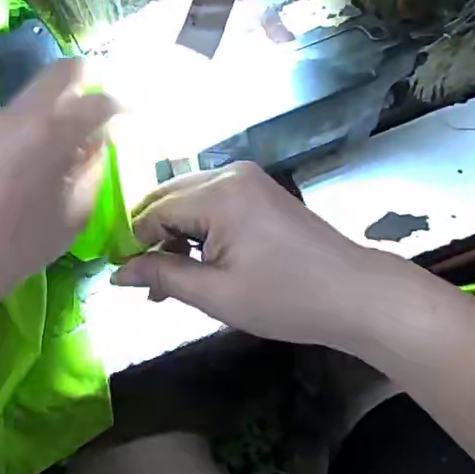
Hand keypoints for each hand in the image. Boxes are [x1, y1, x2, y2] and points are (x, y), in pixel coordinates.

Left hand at [0, 58, 116, 325]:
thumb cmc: (20, 245)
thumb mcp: (75, 213)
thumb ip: (94, 169)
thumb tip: (97, 142)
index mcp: (51, 132)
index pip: (98, 101)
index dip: (120, 107)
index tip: (128, 117)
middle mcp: (18, 113)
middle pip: (61, 72)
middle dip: (88, 79)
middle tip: (99, 104)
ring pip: (33, 94)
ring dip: (55, 105)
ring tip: (63, 141)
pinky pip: (11, 116)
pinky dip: (31, 123)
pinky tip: (29, 158)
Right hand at [110, 162, 451, 350]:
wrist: (357, 295)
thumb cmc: (287, 299)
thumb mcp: (217, 294)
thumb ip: (162, 275)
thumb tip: (117, 273)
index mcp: (219, 195)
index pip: (154, 211)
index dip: (132, 242)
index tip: (121, 274)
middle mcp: (229, 174)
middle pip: (168, 197)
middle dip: (150, 236)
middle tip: (141, 278)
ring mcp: (246, 179)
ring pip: (187, 199)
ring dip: (172, 234)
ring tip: (167, 279)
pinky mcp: (257, 190)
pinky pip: (210, 202)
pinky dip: (196, 229)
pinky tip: (194, 262)